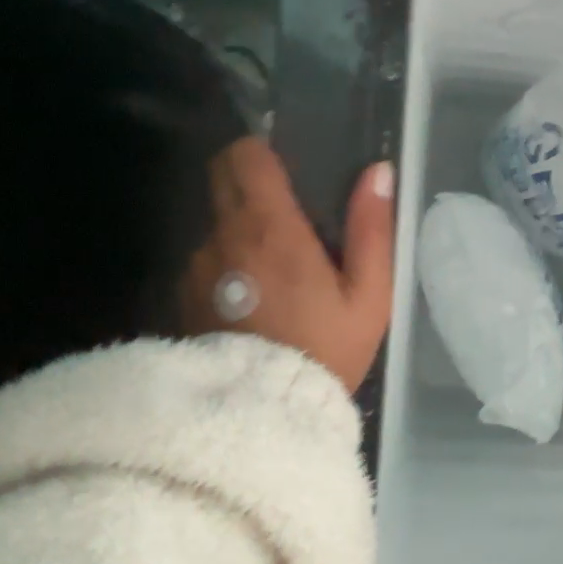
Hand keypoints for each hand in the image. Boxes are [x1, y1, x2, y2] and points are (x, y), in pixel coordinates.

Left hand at [179, 139, 394, 392]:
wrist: (265, 413)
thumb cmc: (327, 350)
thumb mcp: (369, 296)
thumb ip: (372, 229)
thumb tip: (378, 171)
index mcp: (271, 229)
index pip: (246, 155)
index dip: (264, 150)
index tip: (288, 167)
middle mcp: (224, 236)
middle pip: (219, 176)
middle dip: (247, 177)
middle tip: (284, 209)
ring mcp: (197, 267)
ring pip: (214, 221)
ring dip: (238, 229)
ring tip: (273, 269)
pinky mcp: (184, 296)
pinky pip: (205, 260)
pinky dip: (226, 265)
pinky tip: (252, 299)